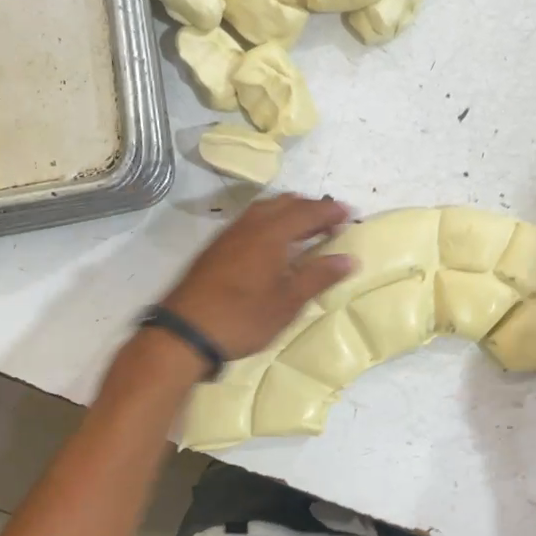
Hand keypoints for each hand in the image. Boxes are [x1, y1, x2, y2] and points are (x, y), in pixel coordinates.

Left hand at [161, 194, 356, 360]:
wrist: (186, 331)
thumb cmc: (243, 317)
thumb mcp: (288, 302)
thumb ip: (318, 276)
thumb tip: (349, 258)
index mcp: (271, 232)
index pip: (308, 211)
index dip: (330, 212)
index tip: (350, 215)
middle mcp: (250, 224)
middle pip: (285, 204)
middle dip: (310, 209)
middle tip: (329, 223)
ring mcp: (229, 234)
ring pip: (264, 210)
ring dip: (287, 213)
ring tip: (304, 231)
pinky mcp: (216, 248)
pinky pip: (249, 222)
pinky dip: (268, 223)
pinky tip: (272, 244)